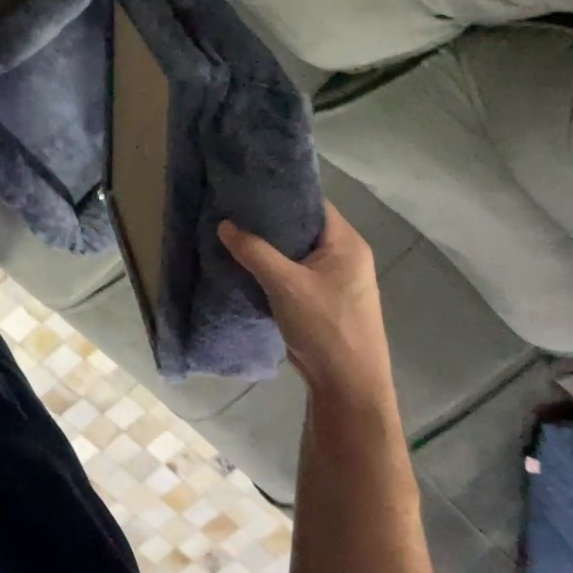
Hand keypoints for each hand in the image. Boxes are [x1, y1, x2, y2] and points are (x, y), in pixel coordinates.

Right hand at [219, 202, 393, 400]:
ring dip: (266, 244)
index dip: (280, 192)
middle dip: (266, 219)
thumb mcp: (285, 284)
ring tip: (230, 232)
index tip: (244, 186)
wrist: (348, 385)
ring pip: (294, 250)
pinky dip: (269, 265)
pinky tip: (243, 263)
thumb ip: (254, 250)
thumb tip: (224, 224)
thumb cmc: (326, 327)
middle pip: (301, 226)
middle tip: (229, 208)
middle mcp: (345, 256)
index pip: (312, 203)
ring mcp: (334, 279)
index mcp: (347, 244)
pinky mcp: (321, 298)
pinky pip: (291, 270)